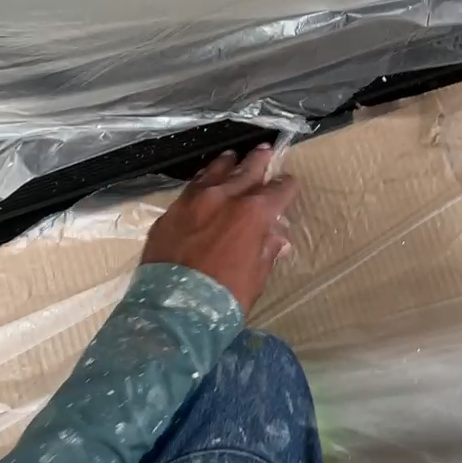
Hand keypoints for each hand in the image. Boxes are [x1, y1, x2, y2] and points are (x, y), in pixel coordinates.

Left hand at [141, 145, 299, 315]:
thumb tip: (276, 239)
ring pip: (215, 171)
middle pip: (247, 170)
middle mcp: (224, 198)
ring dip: (228, 164)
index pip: (278, 191)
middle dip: (259, 161)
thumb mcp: (256, 278)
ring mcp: (194, 201)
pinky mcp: (171, 212)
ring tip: (233, 156)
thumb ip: (266, 252)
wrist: (171, 312)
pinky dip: (203, 181)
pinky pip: (192, 187)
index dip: (287, 187)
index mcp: (253, 214)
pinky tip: (204, 180)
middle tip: (266, 150)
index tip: (290, 185)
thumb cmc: (223, 299)